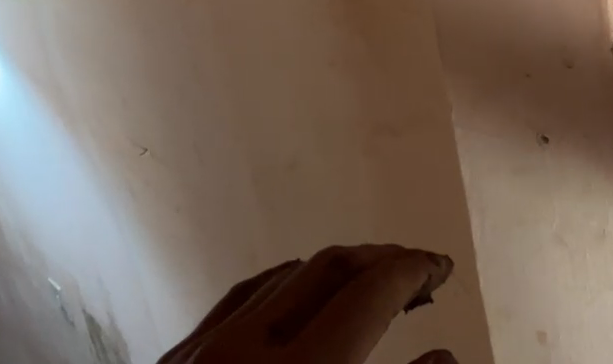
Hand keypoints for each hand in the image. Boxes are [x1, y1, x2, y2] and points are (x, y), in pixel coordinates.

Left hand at [159, 244, 455, 363]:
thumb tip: (444, 354)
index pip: (371, 293)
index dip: (415, 269)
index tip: (443, 266)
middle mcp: (244, 349)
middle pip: (329, 269)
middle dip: (382, 259)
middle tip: (419, 265)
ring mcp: (198, 352)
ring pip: (284, 277)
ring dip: (335, 269)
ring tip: (370, 276)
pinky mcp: (169, 361)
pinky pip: (236, 299)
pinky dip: (280, 285)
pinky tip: (297, 288)